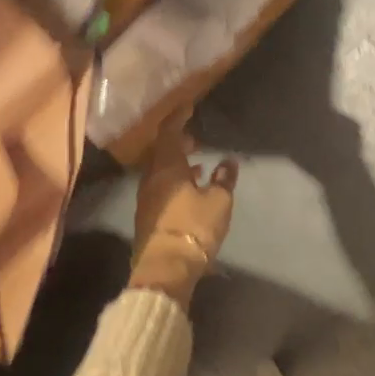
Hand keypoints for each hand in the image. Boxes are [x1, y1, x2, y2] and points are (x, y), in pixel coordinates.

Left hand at [130, 111, 237, 307]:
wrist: (165, 268)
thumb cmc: (194, 227)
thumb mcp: (218, 201)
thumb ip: (223, 179)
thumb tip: (228, 162)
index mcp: (166, 167)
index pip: (169, 133)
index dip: (178, 118)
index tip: (189, 106)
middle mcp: (151, 178)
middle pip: (162, 152)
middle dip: (178, 142)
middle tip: (195, 137)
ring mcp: (146, 198)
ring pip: (161, 171)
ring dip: (177, 163)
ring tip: (198, 163)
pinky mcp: (148, 216)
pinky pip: (161, 187)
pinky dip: (175, 180)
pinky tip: (191, 188)